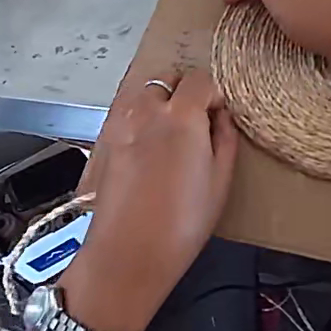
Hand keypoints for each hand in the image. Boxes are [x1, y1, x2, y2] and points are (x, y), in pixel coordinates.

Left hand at [58, 68, 237, 330]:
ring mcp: (122, 123)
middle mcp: (148, 110)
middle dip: (184, 91)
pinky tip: (150, 147)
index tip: (219, 115)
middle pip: (168, 78)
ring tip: (172, 132)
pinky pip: (127, 113)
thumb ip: (225, 137)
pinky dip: (141, 117)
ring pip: (144, 93)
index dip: (214, 94)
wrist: (129, 253)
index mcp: (182, 116)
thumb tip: (221, 117)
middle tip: (197, 119)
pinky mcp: (106, 140)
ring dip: (160, 101)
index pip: (200, 79)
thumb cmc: (182, 222)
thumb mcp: (221, 180)